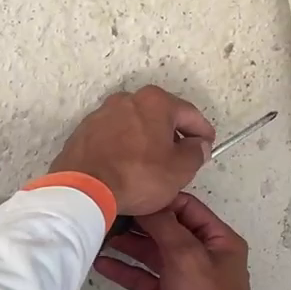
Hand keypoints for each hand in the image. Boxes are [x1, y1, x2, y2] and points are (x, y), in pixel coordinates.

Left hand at [48, 86, 215, 216]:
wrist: (83, 189)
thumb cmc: (136, 176)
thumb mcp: (180, 169)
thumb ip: (195, 152)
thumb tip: (197, 145)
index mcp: (154, 102)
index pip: (189, 114)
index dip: (202, 132)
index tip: (207, 145)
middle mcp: (126, 100)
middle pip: (159, 116)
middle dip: (172, 135)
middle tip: (181, 157)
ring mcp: (101, 114)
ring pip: (134, 125)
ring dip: (146, 141)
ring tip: (152, 165)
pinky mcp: (83, 132)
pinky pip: (112, 137)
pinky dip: (123, 148)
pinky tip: (127, 166)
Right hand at [94, 193, 253, 289]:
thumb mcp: (186, 257)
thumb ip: (164, 225)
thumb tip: (145, 200)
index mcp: (220, 241)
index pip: (187, 208)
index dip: (159, 199)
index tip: (127, 193)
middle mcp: (204, 256)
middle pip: (167, 229)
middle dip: (138, 222)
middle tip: (106, 212)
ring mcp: (186, 278)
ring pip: (152, 253)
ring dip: (128, 245)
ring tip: (98, 234)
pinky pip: (144, 277)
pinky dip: (125, 270)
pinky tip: (100, 263)